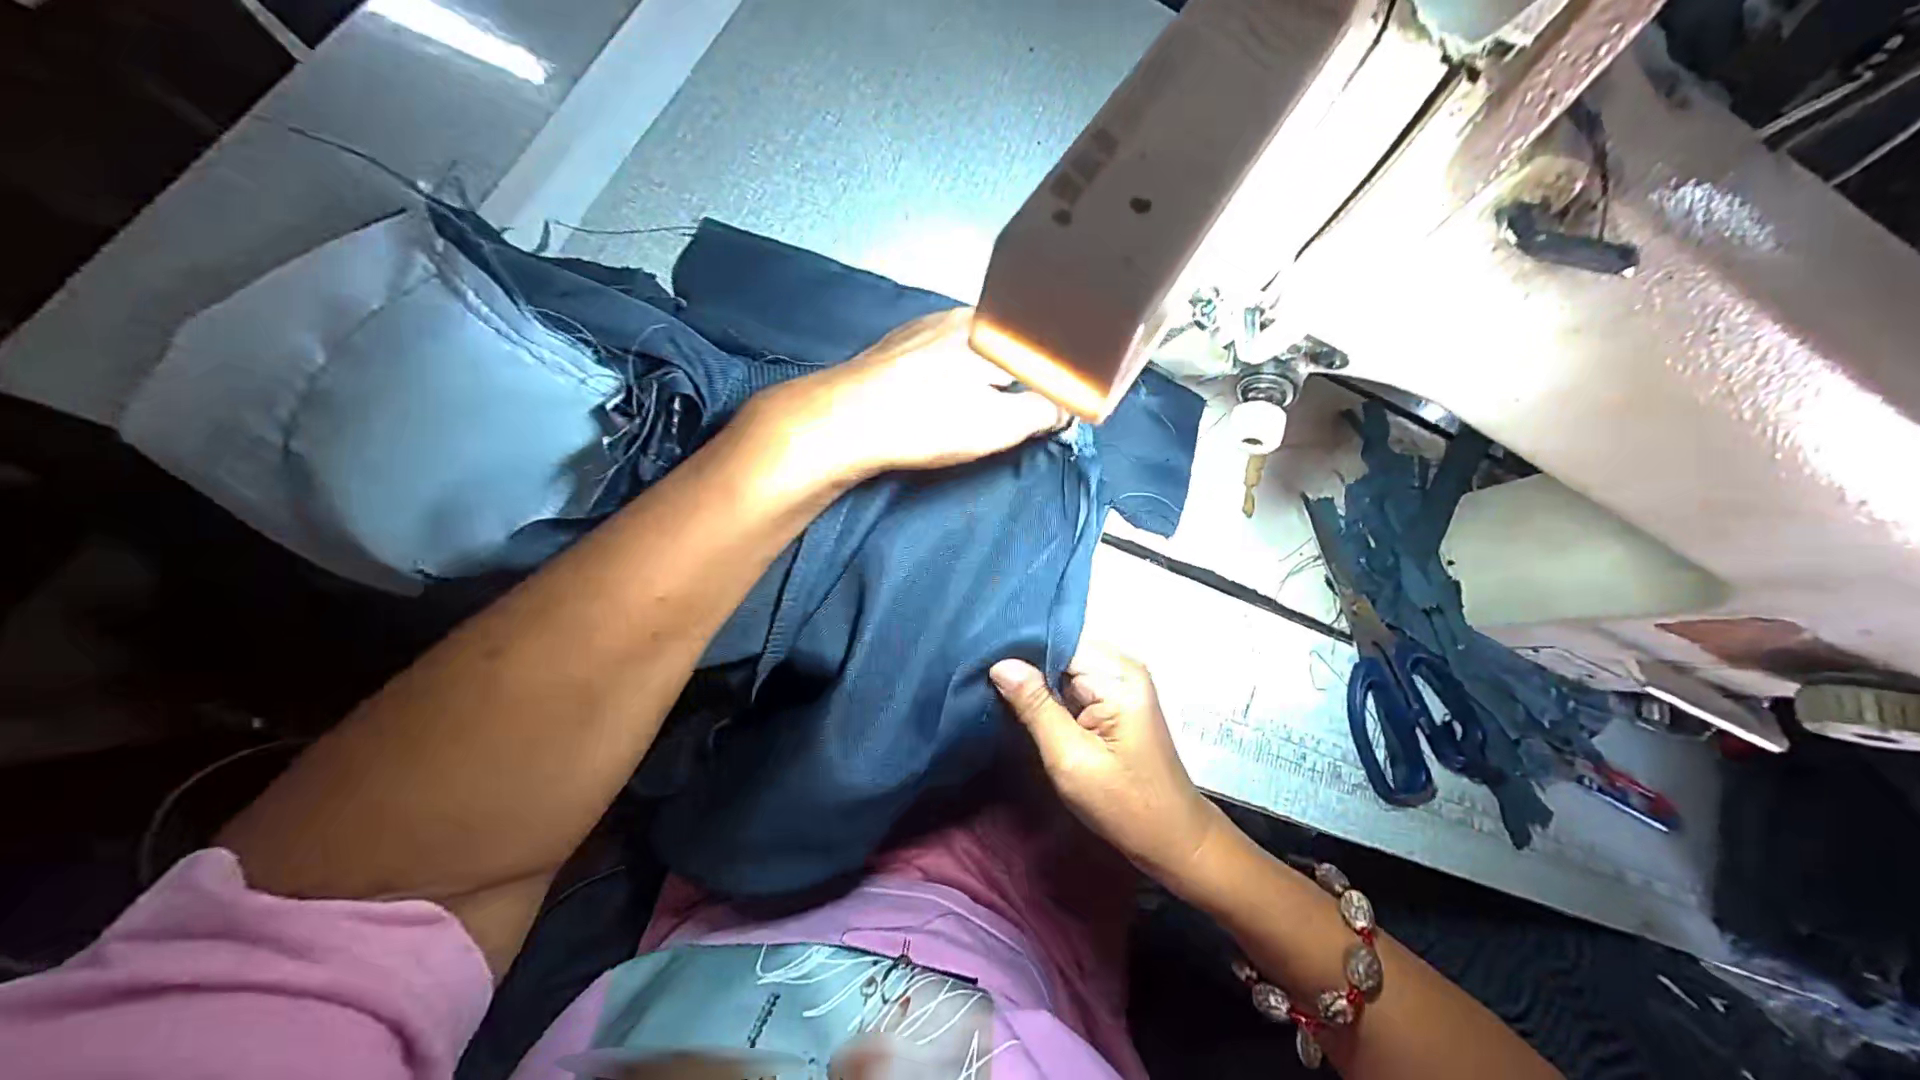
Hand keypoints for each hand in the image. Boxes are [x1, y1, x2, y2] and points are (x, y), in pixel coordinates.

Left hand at [740, 308, 1067, 486]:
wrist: (841, 421)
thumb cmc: (926, 422)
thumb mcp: (997, 426)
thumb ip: (1040, 412)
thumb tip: (1064, 406)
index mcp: (989, 329)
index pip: (1038, 340)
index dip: (1053, 366)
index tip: (1061, 387)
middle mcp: (956, 317)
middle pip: (1003, 339)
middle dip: (1018, 365)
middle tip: (1026, 394)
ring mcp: (919, 328)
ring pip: (968, 343)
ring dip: (982, 367)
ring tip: (986, 395)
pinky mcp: (892, 348)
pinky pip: (937, 352)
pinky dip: (950, 369)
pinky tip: (941, 391)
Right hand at [991, 647, 1224, 888]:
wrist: (1172, 839)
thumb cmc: (1123, 805)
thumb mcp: (1070, 759)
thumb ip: (1035, 706)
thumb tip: (1000, 663)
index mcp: (1118, 677)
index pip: (1058, 642)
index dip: (1020, 651)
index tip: (982, 662)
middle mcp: (1123, 668)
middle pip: (1062, 650)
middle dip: (1026, 665)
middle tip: (984, 678)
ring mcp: (1121, 683)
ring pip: (1065, 666)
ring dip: (1036, 681)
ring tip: (998, 689)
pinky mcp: (1116, 700)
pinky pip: (1074, 683)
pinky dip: (1051, 694)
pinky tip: (1025, 704)